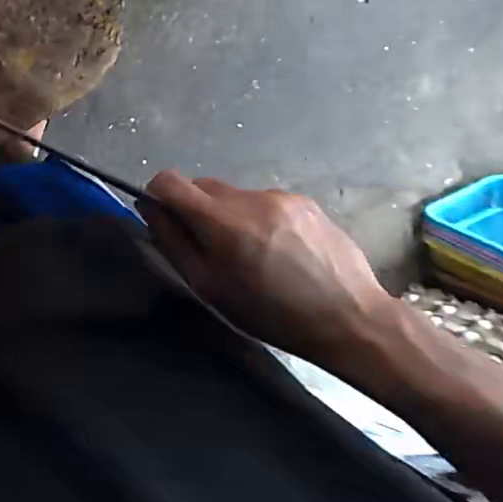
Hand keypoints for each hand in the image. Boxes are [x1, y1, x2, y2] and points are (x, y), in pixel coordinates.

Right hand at [138, 171, 395, 364]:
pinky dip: (258, 218)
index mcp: (220, 221)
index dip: (158, 195)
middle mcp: (248, 199)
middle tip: (211, 245)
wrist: (352, 320)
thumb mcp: (208, 286)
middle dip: (196, 208)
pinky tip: (279, 249)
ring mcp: (280, 197)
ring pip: (233, 195)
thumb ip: (172, 242)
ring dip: (229, 214)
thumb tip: (150, 209)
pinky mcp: (305, 202)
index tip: (164, 216)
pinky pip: (263, 201)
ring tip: (252, 252)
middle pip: (201, 185)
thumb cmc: (270, 312)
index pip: (169, 181)